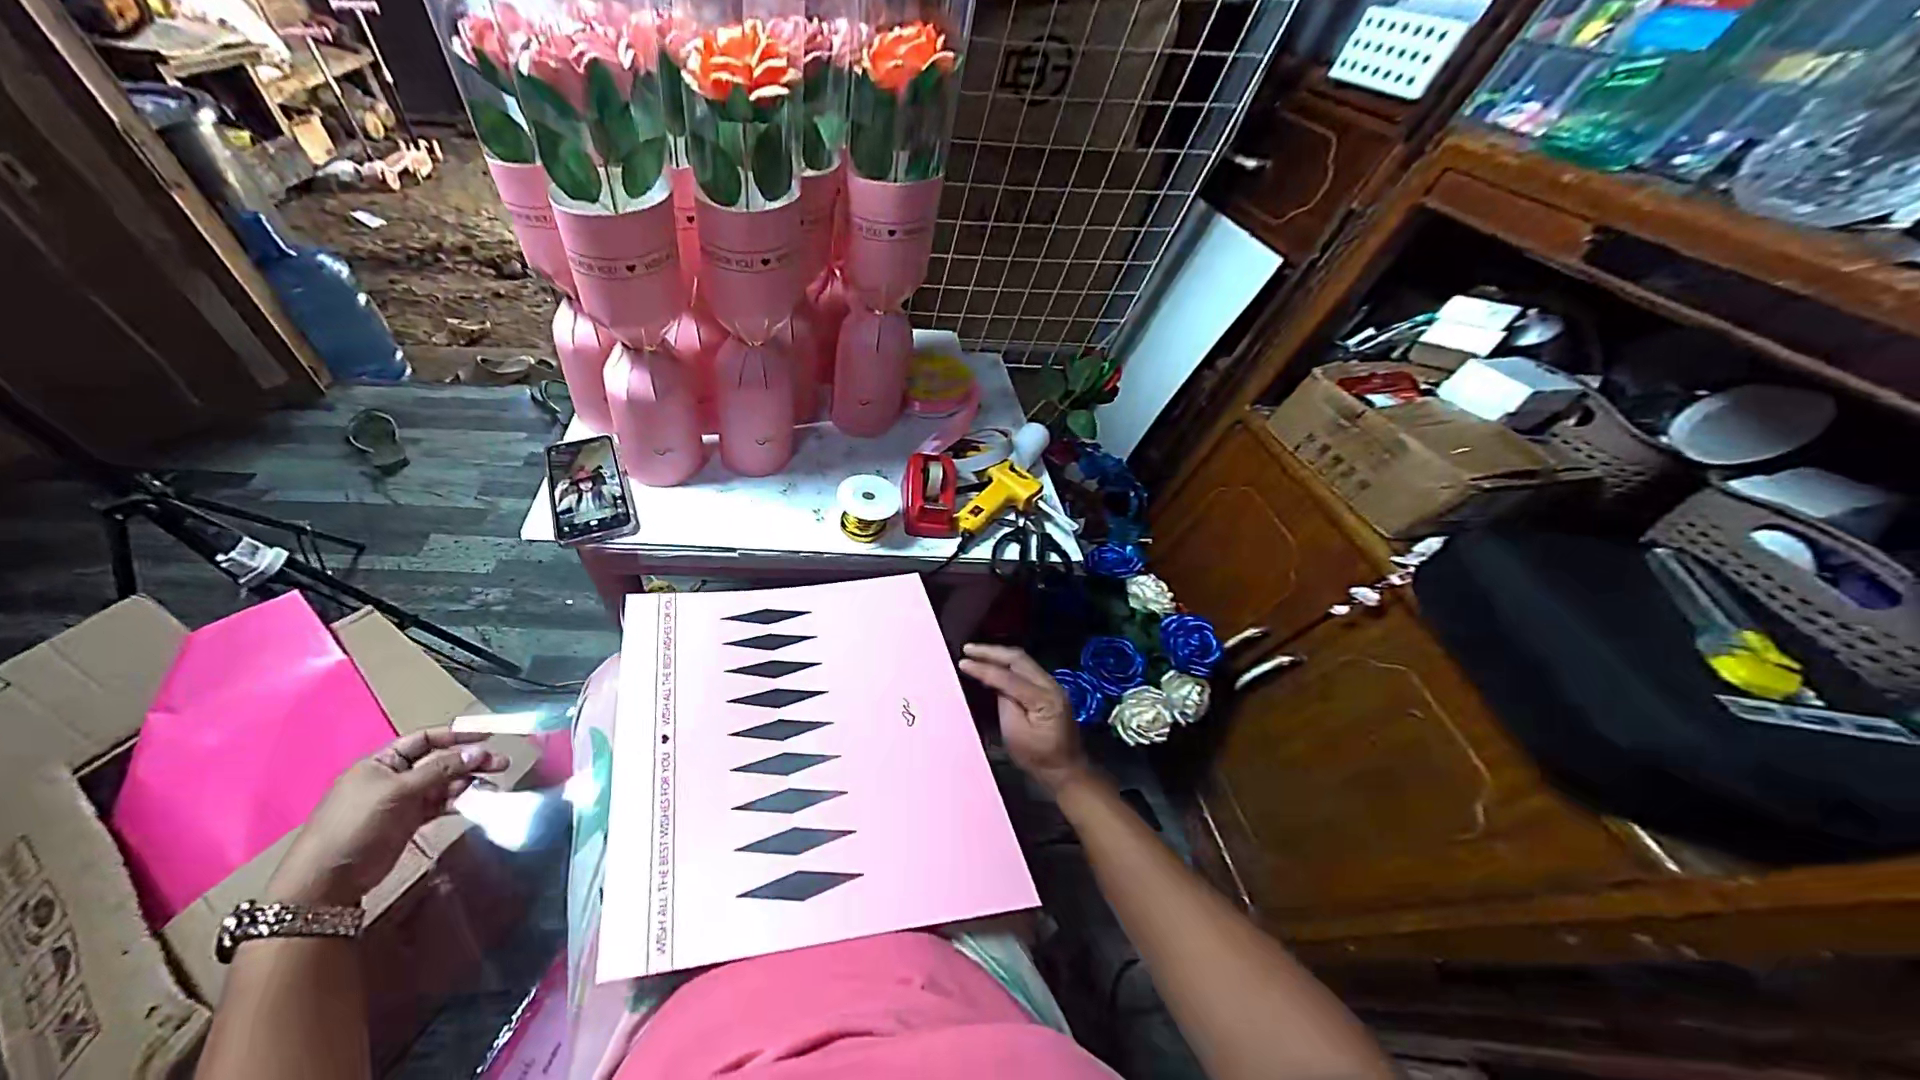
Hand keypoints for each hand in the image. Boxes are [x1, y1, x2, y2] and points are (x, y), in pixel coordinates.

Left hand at [265, 728, 509, 906]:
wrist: (328, 879)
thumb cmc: (355, 825)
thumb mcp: (397, 791)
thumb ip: (440, 770)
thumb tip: (479, 751)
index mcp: (382, 762)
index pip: (425, 739)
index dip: (456, 735)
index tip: (489, 736)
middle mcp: (395, 777)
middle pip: (441, 761)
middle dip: (470, 760)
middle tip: (501, 763)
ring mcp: (404, 800)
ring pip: (445, 783)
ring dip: (469, 782)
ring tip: (494, 785)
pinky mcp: (411, 820)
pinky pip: (443, 804)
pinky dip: (460, 801)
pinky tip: (477, 802)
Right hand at [958, 643, 1092, 795]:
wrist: (1066, 770)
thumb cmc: (1039, 758)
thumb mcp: (1015, 735)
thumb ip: (1004, 705)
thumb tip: (995, 684)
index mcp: (1044, 698)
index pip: (1009, 677)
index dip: (984, 669)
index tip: (963, 663)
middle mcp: (1051, 685)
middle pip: (1018, 659)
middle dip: (992, 652)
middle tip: (968, 649)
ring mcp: (1053, 685)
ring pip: (1023, 661)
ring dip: (999, 655)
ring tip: (977, 653)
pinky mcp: (1049, 689)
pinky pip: (1026, 669)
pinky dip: (1008, 664)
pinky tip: (994, 664)